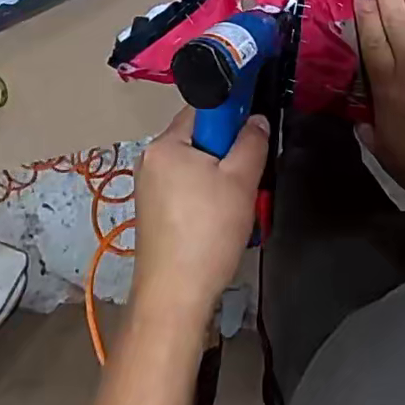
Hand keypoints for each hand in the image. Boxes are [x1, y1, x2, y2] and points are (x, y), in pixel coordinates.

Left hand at [128, 109, 266, 325]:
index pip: (201, 109)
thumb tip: (257, 120)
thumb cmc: (207, 233)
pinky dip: (204, 195)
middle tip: (246, 175)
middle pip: (197, 138)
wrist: (175, 295)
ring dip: (217, 176)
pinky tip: (218, 220)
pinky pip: (184, 187)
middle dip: (226, 152)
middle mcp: (150, 159)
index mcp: (165, 144)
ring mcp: (147, 187)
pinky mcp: (152, 211)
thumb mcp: (241, 181)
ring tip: (234, 204)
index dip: (230, 115)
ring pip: (193, 165)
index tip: (252, 129)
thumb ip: (252, 142)